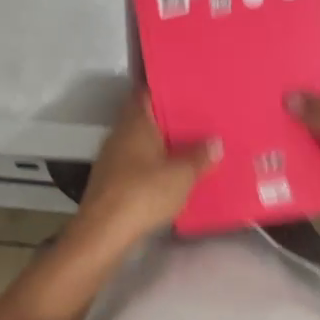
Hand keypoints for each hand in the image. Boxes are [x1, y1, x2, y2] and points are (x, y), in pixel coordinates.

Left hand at [73, 92, 219, 247]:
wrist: (104, 232)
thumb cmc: (143, 193)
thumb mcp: (181, 175)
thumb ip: (199, 156)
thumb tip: (215, 141)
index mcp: (135, 122)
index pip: (146, 91)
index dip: (164, 87)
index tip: (187, 87)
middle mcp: (119, 134)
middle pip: (144, 118)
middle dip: (168, 119)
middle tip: (198, 118)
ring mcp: (112, 158)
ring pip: (140, 142)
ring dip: (161, 144)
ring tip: (191, 146)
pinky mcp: (111, 181)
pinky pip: (137, 164)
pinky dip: (153, 164)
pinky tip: (172, 174)